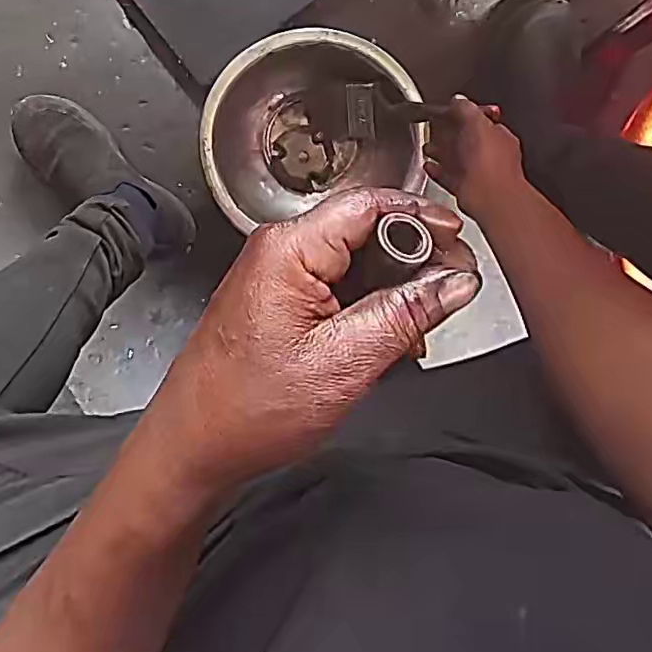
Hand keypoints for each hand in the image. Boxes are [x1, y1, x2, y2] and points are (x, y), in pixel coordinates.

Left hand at [142, 188, 480, 491]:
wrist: (194, 446)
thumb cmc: (246, 410)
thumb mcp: (344, 362)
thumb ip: (406, 314)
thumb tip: (455, 282)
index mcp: (289, 248)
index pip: (369, 204)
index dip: (420, 216)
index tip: (457, 240)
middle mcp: (281, 250)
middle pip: (365, 229)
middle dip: (413, 257)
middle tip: (450, 287)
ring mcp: (279, 273)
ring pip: (356, 259)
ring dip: (394, 287)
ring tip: (419, 324)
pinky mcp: (281, 296)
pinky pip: (339, 284)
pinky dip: (370, 303)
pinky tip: (389, 334)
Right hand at [425, 96, 531, 218]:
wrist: (493, 198)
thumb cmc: (492, 163)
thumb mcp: (477, 123)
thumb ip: (466, 109)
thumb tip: (458, 99)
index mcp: (499, 136)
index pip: (480, 120)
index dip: (464, 115)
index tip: (449, 112)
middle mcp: (492, 154)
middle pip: (467, 140)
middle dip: (450, 135)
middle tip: (435, 130)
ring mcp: (480, 173)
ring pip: (457, 159)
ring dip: (442, 152)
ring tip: (428, 148)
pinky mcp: (467, 189)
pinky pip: (449, 176)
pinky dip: (438, 171)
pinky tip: (430, 167)